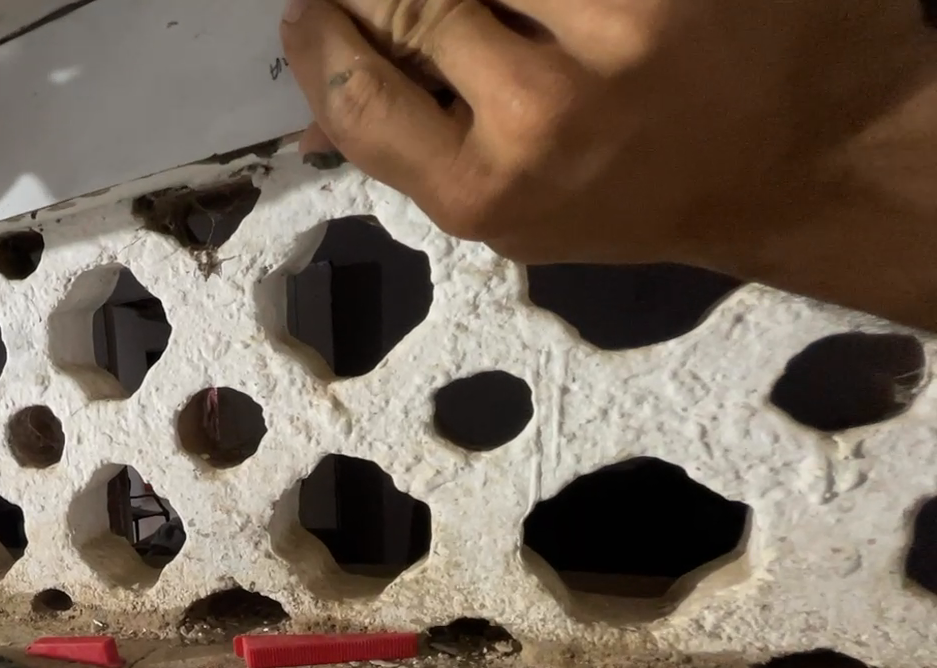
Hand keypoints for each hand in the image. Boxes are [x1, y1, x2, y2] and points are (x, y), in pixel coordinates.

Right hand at [279, 0, 934, 270]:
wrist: (794, 159)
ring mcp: (618, 27)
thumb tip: (311, 126)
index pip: (362, 101)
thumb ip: (412, 159)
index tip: (303, 16)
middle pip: (412, 10)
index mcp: (477, 188)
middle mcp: (535, 112)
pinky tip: (509, 3)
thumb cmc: (620, 204)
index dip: (318, 46)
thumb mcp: (500, 217)